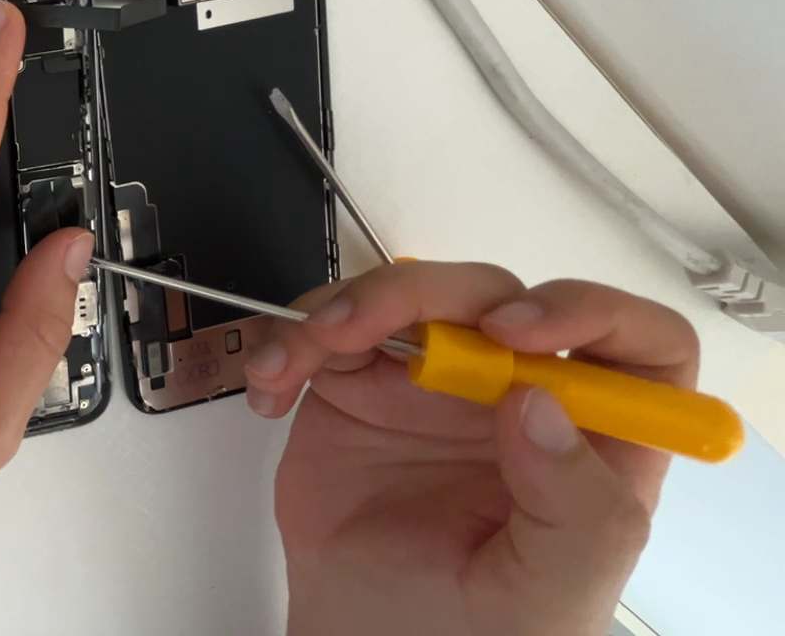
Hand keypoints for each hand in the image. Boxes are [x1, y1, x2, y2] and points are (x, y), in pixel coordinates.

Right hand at [245, 263, 696, 635]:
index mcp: (585, 437)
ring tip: (283, 369)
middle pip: (479, 296)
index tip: (510, 329)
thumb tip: (537, 402)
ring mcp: (419, 379)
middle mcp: (505, 391)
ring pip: (387, 298)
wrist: (354, 625)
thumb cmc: (466, 628)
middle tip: (346, 332)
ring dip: (323, 316)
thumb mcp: (547, 593)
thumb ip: (575, 510)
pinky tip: (268, 392)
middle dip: (405, 297)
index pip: (630, 344)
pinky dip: (279, 347)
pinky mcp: (347, 379)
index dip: (585, 312)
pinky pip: (312, 332)